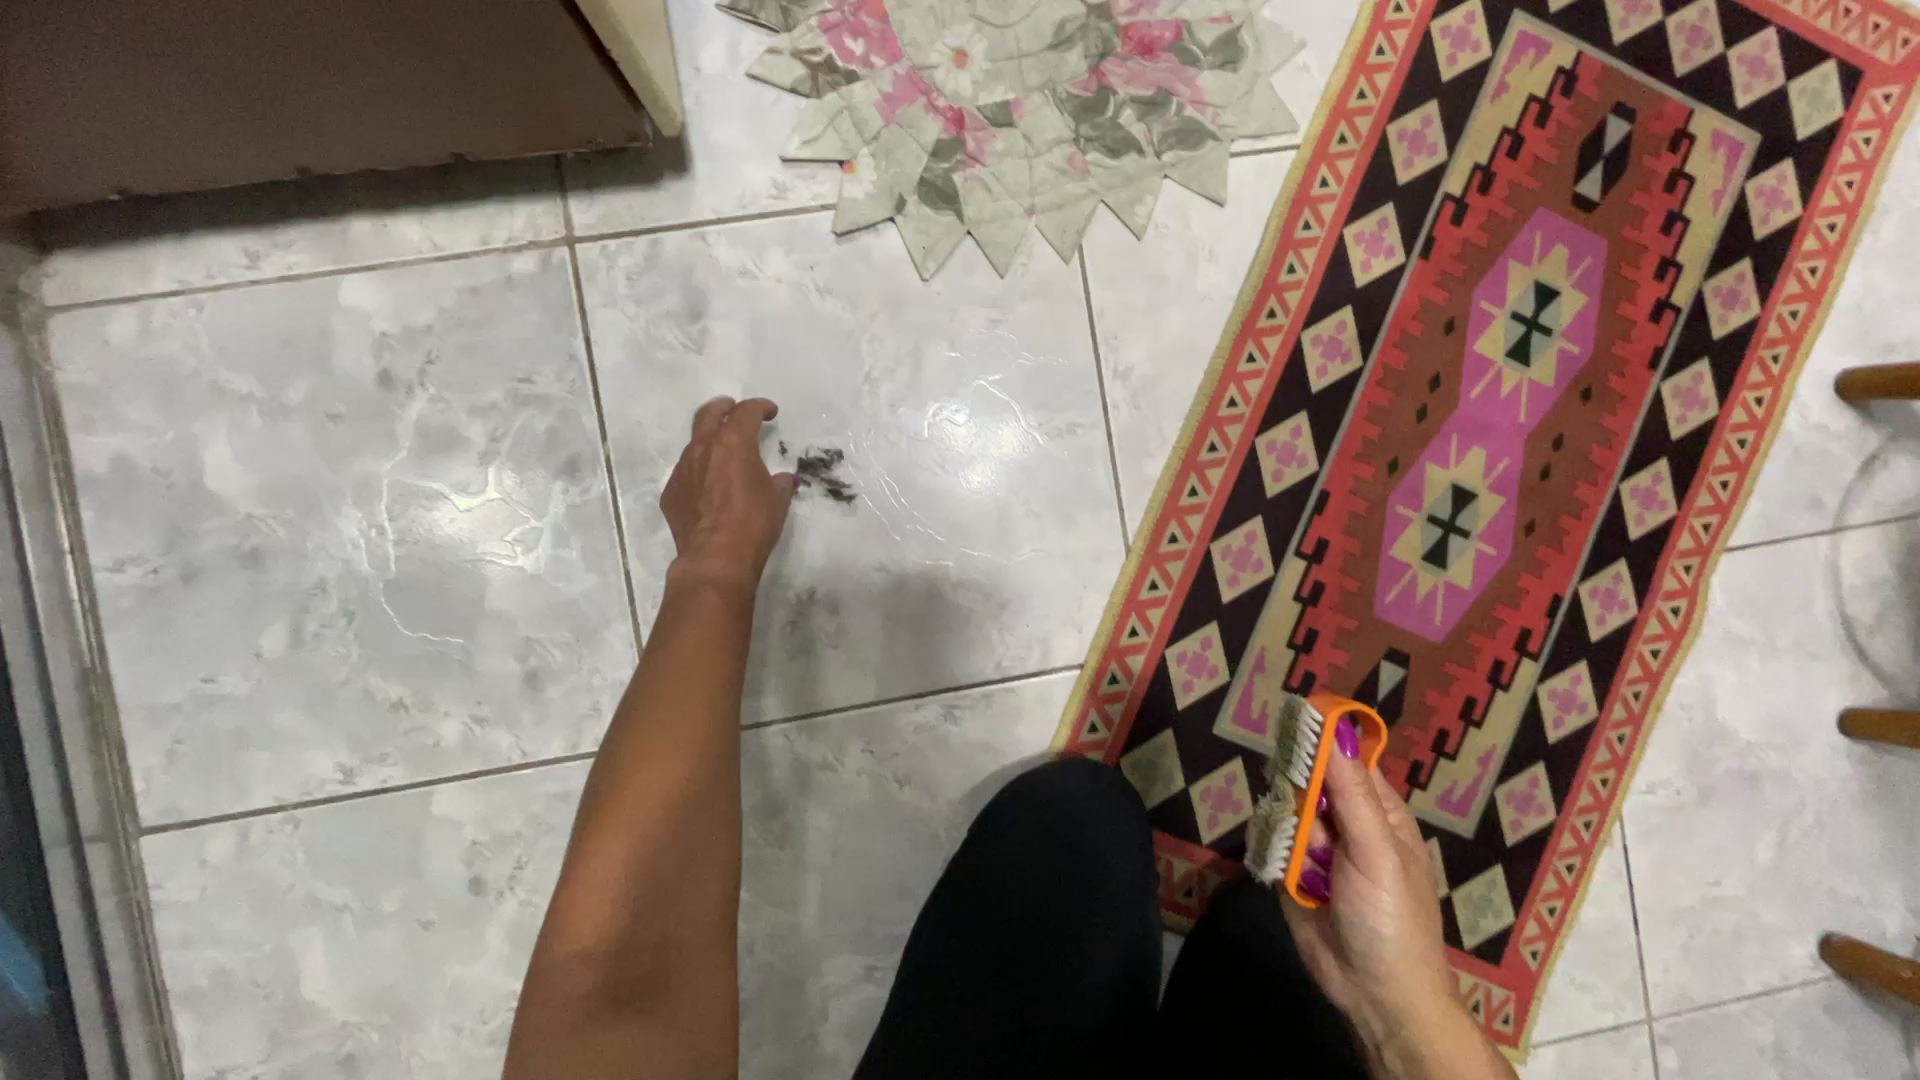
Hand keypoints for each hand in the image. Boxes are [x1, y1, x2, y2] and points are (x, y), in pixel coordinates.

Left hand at [659, 397, 795, 594]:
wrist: (715, 558)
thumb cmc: (753, 524)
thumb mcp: (777, 501)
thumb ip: (780, 483)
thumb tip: (782, 479)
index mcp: (733, 444)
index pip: (746, 412)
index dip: (760, 407)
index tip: (770, 412)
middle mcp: (703, 449)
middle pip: (708, 414)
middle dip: (724, 407)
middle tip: (734, 410)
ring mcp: (682, 471)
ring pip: (694, 444)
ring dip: (710, 441)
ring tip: (723, 452)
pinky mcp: (671, 493)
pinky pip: (686, 473)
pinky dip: (700, 471)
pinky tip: (709, 487)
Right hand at [1282, 752, 1511, 1078]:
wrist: (1374, 993)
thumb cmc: (1392, 918)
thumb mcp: (1377, 852)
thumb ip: (1352, 794)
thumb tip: (1335, 732)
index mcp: (1379, 813)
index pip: (1346, 761)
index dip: (1322, 742)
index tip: (1293, 722)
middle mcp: (1346, 824)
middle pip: (1308, 782)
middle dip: (1300, 796)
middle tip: (1311, 824)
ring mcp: (1317, 848)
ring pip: (1285, 811)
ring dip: (1288, 831)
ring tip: (1307, 865)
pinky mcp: (1290, 871)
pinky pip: (1270, 842)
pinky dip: (1271, 850)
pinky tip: (1286, 872)